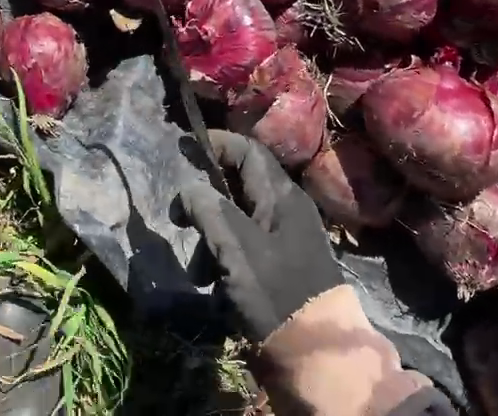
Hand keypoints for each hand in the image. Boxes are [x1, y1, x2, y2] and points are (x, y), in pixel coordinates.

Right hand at [178, 130, 344, 340]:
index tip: (186, 146)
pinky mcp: (281, 268)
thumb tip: (189, 189)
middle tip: (181, 218)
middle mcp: (285, 211)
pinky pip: (244, 249)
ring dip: (210, 238)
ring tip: (198, 270)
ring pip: (236, 221)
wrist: (316, 354)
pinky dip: (224, 259)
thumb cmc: (276, 290)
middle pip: (238, 187)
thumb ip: (209, 208)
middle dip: (205, 202)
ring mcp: (285, 240)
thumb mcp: (236, 246)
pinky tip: (213, 285)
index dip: (217, 143)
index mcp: (281, 196)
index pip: (248, 151)